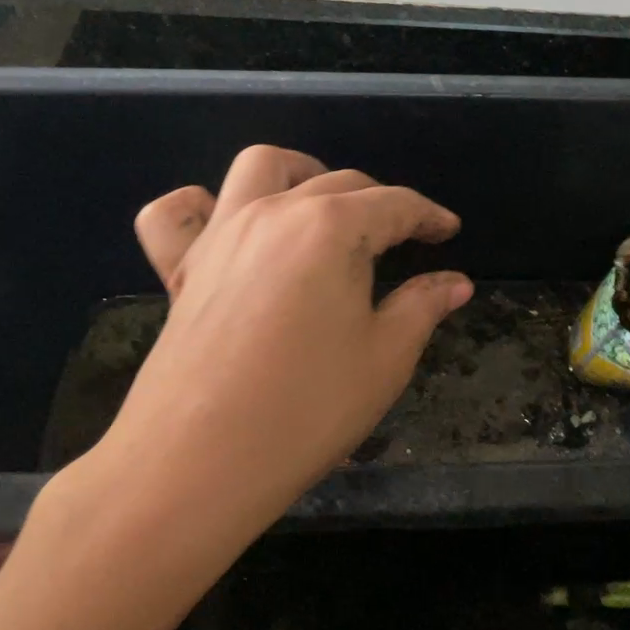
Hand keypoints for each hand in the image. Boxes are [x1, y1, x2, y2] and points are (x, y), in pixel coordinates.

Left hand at [89, 145, 472, 507]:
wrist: (198, 462)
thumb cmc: (306, 408)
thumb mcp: (385, 358)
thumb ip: (423, 307)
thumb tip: (455, 282)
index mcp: (331, 227)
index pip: (394, 204)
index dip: (428, 215)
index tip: (448, 231)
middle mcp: (274, 212)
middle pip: (338, 182)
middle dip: (379, 202)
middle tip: (404, 238)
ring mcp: (220, 234)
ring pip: (259, 167)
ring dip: (299, 173)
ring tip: (322, 206)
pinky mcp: (180, 268)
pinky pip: (174, 215)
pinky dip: (198, 206)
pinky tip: (221, 222)